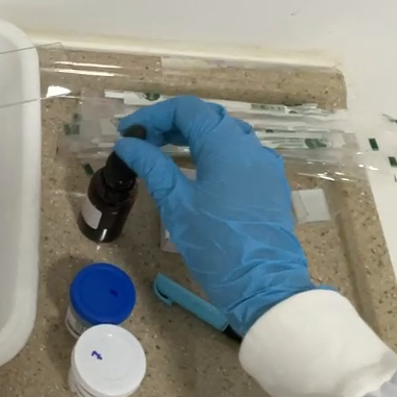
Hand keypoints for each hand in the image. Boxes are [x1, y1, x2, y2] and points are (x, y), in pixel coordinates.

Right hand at [113, 96, 317, 331]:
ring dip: (192, 136)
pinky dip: (212, 152)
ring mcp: (265, 165)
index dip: (153, 116)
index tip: (129, 133)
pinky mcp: (270, 184)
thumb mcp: (176, 204)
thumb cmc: (216, 246)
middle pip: (207, 117)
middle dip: (171, 124)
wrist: (264, 287)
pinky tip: (195, 171)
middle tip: (142, 141)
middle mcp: (251, 147)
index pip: (188, 110)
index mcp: (227, 147)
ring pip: (225, 134)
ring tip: (163, 153)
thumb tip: (127, 144)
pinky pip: (239, 154)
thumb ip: (152, 167)